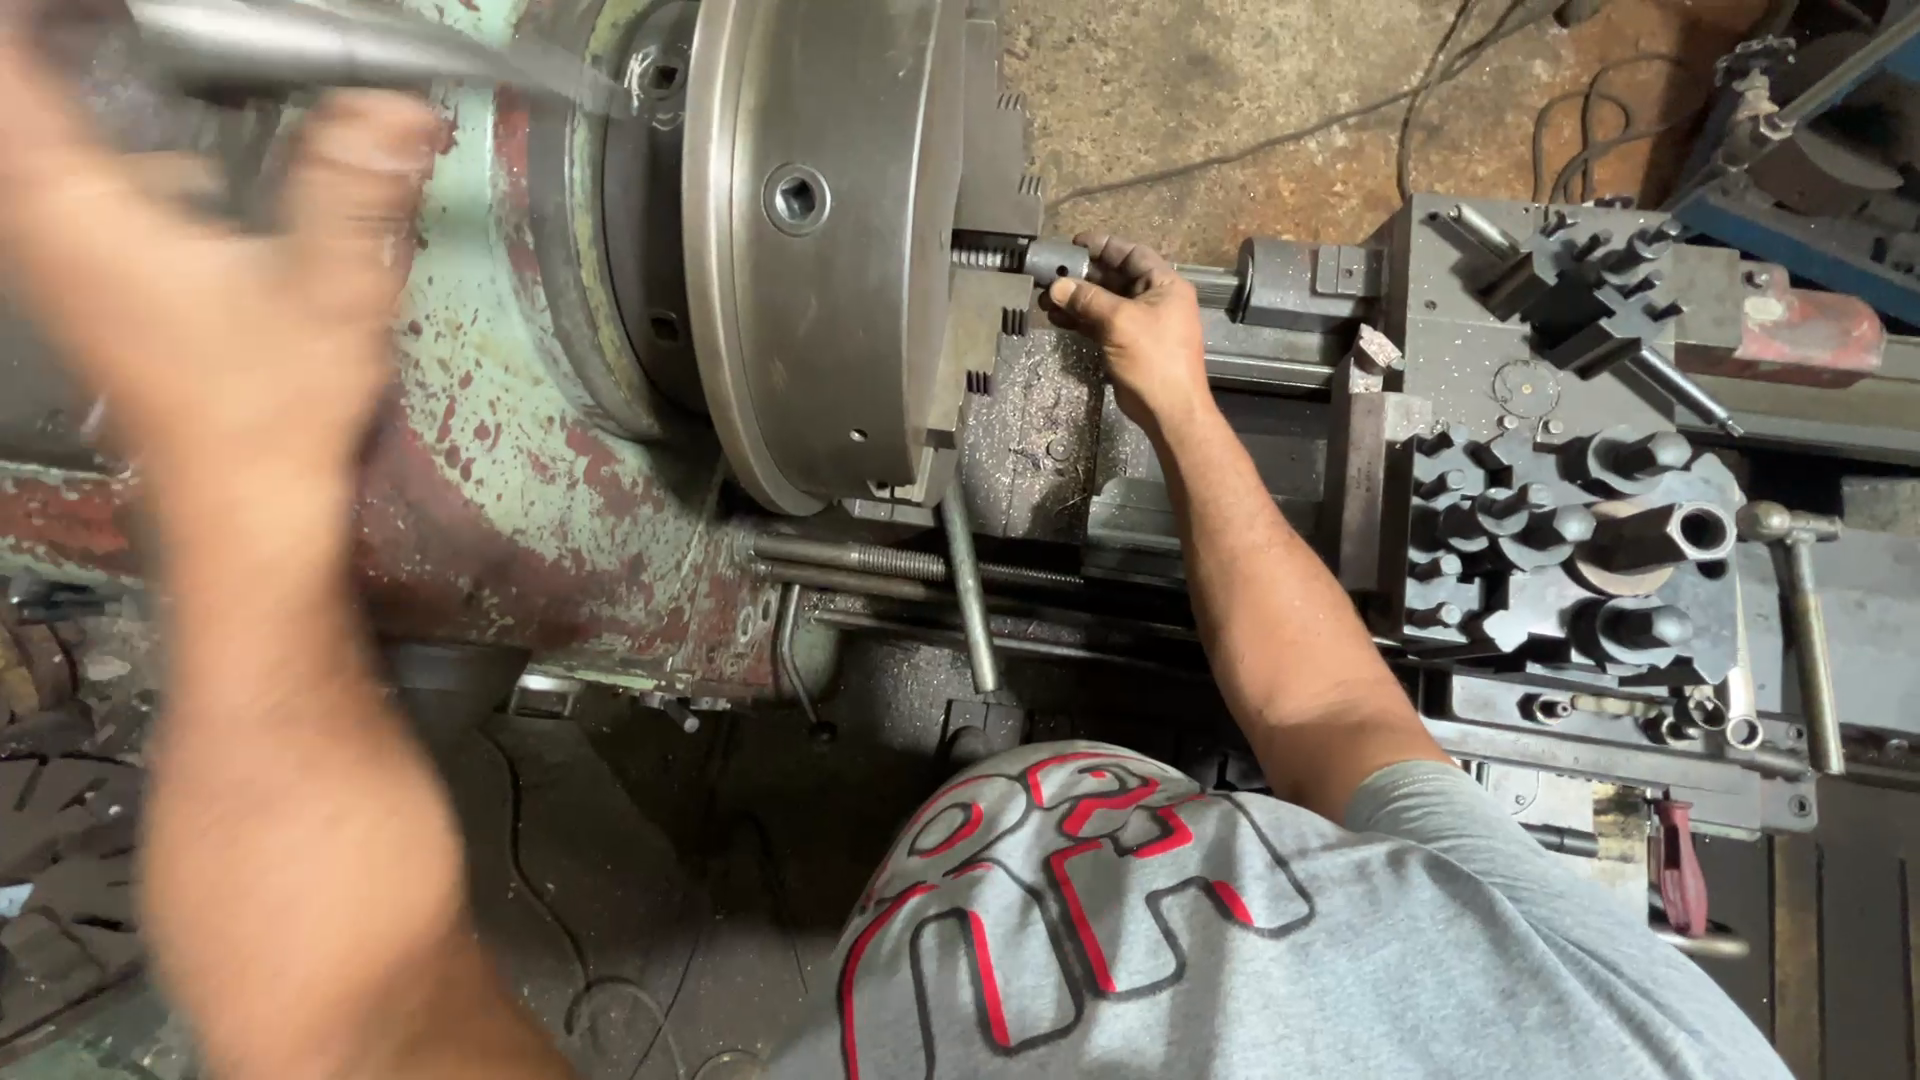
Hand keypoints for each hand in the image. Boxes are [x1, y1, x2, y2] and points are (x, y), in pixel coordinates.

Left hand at [0, 19, 441, 495]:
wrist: (248, 490)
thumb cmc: (273, 407)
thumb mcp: (334, 290)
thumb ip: (356, 193)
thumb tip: (395, 115)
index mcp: (77, 201)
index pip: (16, 52)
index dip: (56, 15)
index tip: (127, 9)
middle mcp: (40, 217)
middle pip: (26, 88)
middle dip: (81, 44)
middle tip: (152, 36)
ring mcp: (56, 250)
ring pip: (42, 135)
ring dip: (92, 92)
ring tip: (163, 73)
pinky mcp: (89, 278)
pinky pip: (70, 181)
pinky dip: (116, 150)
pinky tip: (190, 173)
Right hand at [1041, 233, 1211, 435]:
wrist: (1168, 408)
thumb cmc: (1153, 358)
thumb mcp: (1120, 321)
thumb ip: (1087, 300)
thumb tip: (1056, 286)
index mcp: (1164, 284)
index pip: (1132, 254)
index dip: (1104, 246)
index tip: (1074, 244)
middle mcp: (1154, 299)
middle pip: (1114, 278)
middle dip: (1082, 276)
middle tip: (1051, 274)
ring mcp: (1139, 324)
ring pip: (1103, 304)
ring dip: (1076, 300)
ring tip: (1046, 299)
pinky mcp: (1126, 345)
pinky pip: (1100, 325)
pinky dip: (1080, 321)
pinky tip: (1057, 318)